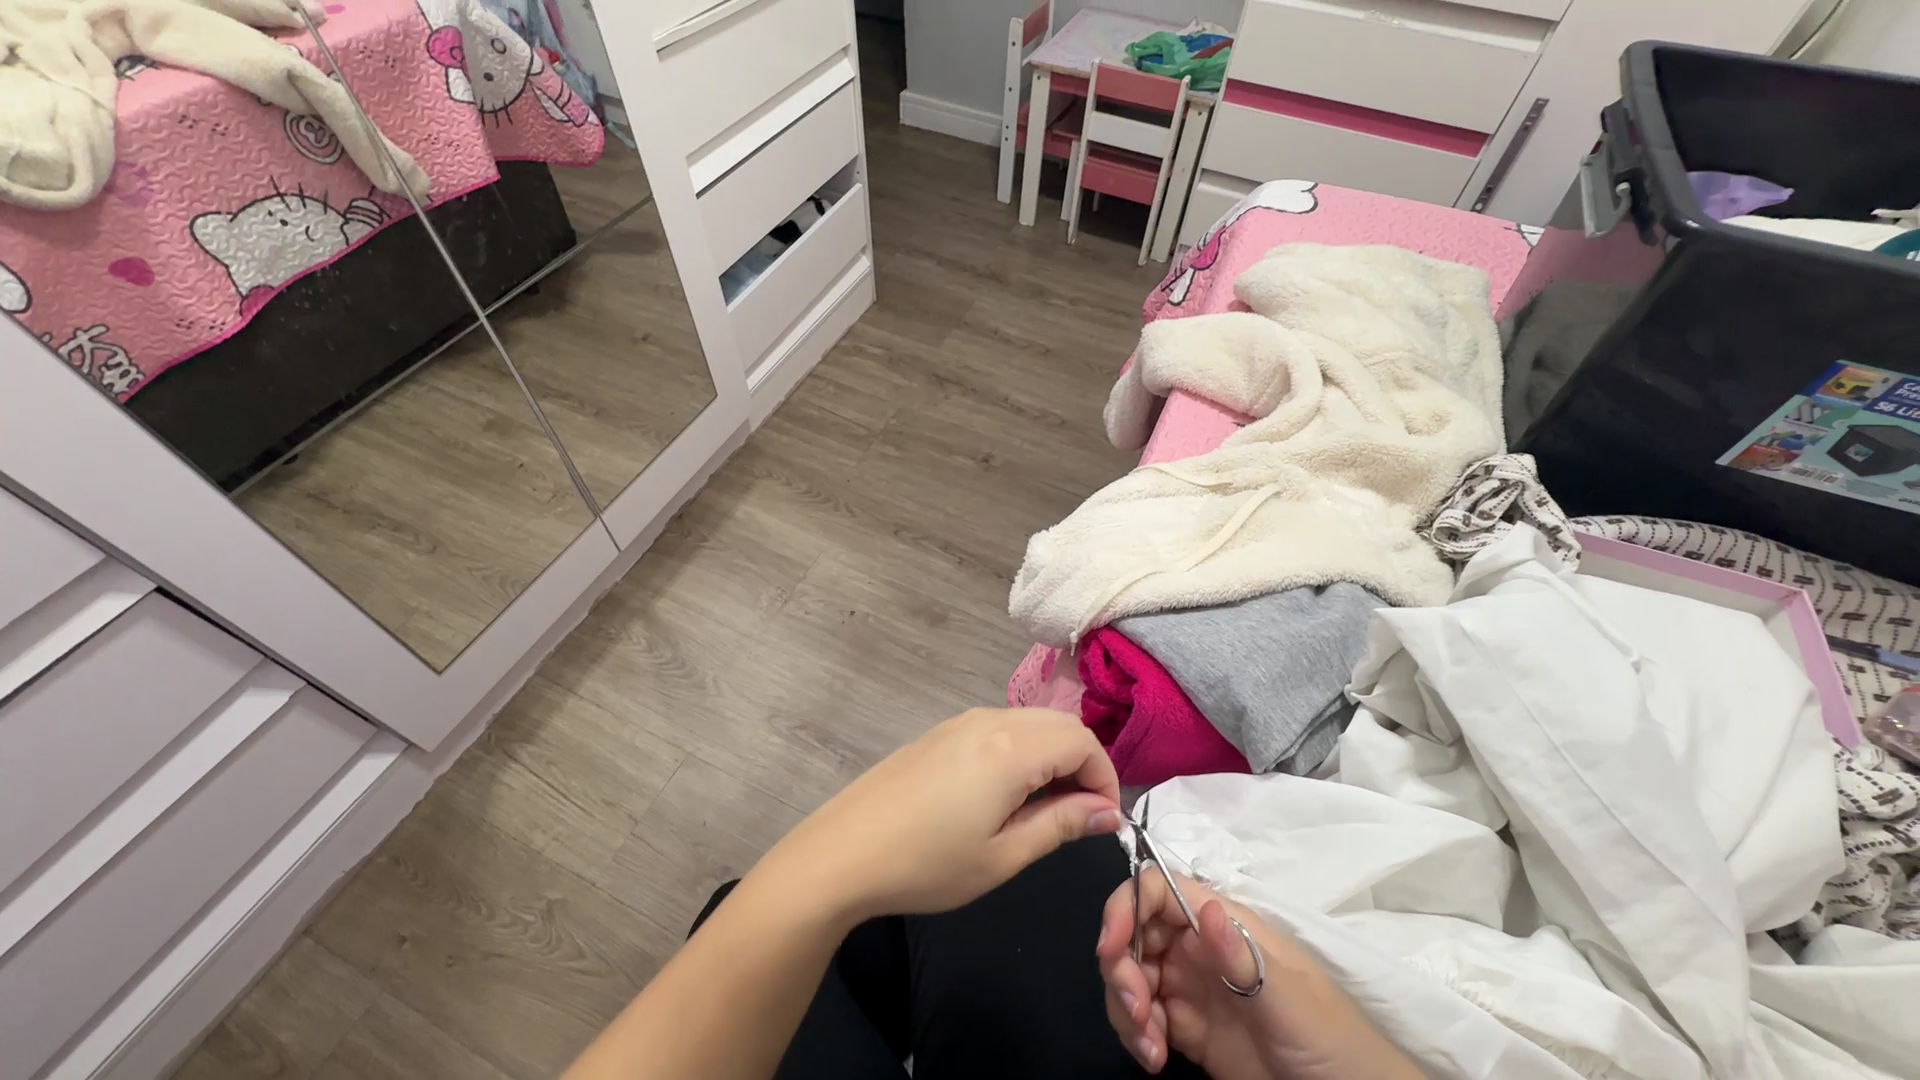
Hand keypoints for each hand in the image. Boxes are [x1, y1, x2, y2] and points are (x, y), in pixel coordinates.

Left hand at [762, 708, 1122, 925]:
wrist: (842, 852)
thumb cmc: (927, 863)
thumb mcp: (1002, 856)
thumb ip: (1060, 825)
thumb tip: (1105, 812)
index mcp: (1011, 748)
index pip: (1083, 741)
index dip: (1105, 778)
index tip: (1103, 821)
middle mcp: (989, 720)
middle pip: (1060, 724)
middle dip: (1083, 764)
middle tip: (1080, 817)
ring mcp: (960, 722)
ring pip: (1030, 723)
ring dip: (1052, 756)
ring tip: (1044, 810)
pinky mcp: (940, 732)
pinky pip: (1000, 728)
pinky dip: (1022, 751)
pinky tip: (1006, 794)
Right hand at [1097, 869, 1422, 1079]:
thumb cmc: (1329, 1036)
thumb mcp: (1289, 996)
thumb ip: (1242, 955)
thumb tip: (1207, 908)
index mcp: (1222, 923)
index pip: (1158, 890)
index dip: (1127, 906)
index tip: (1112, 947)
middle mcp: (1197, 946)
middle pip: (1134, 933)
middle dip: (1120, 966)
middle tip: (1137, 1010)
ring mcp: (1189, 987)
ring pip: (1131, 975)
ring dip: (1125, 1006)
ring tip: (1150, 1047)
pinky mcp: (1185, 1028)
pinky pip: (1141, 1018)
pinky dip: (1136, 1035)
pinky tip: (1154, 1059)